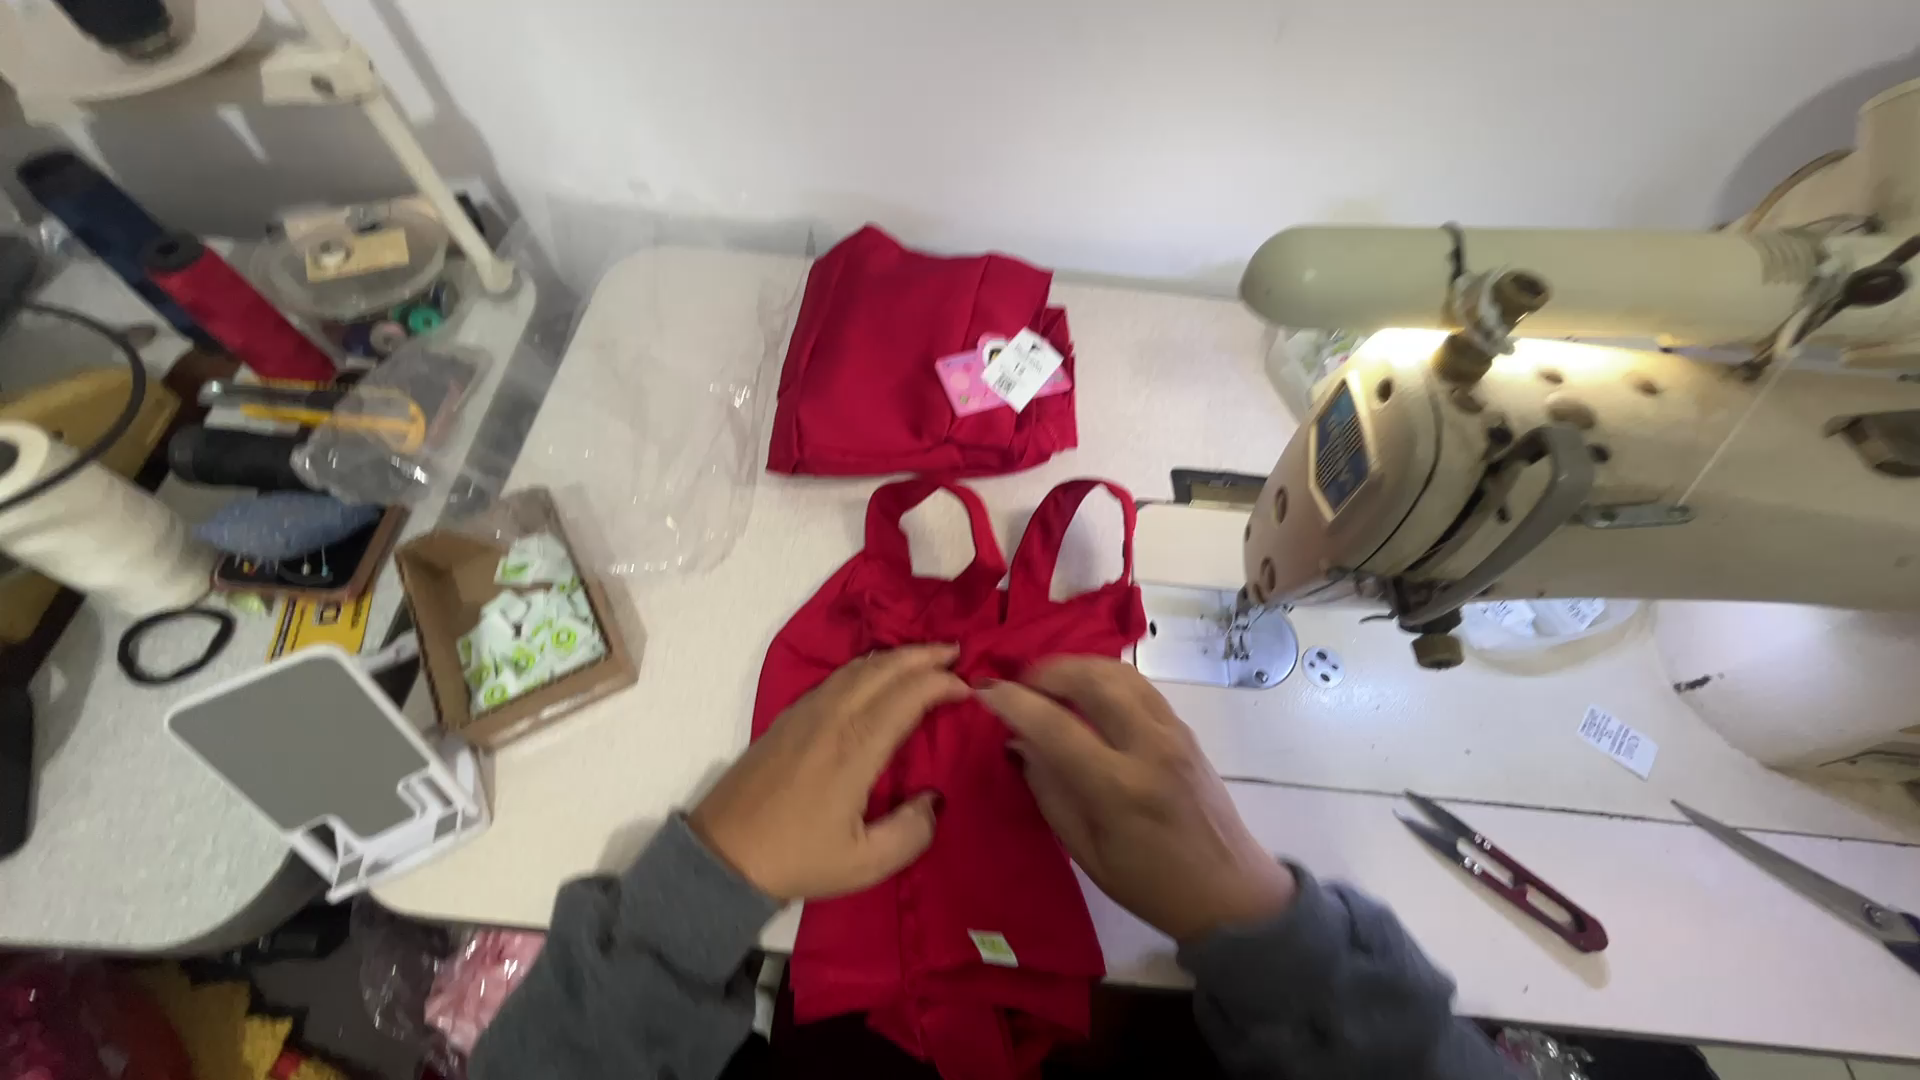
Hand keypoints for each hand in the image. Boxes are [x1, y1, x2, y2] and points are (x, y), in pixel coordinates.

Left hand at [690, 644, 967, 901]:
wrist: (721, 854)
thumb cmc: (796, 857)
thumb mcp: (864, 864)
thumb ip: (911, 832)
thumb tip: (934, 799)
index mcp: (856, 746)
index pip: (908, 694)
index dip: (942, 683)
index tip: (968, 688)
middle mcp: (834, 717)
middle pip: (885, 668)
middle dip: (924, 655)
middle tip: (955, 653)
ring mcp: (808, 711)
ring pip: (859, 667)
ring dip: (896, 657)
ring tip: (925, 658)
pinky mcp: (790, 716)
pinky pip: (838, 676)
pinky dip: (869, 667)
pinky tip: (877, 676)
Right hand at [977, 657, 1296, 942]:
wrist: (1231, 892)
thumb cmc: (1150, 884)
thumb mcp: (1085, 851)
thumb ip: (1049, 791)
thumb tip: (1019, 742)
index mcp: (1119, 788)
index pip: (1055, 726)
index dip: (1013, 703)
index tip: (983, 693)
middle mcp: (1149, 747)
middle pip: (1091, 680)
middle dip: (1045, 671)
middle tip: (1016, 684)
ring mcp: (1172, 731)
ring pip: (1118, 671)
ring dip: (1075, 666)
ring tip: (1046, 681)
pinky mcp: (1184, 727)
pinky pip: (1138, 683)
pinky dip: (1103, 674)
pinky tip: (1084, 689)